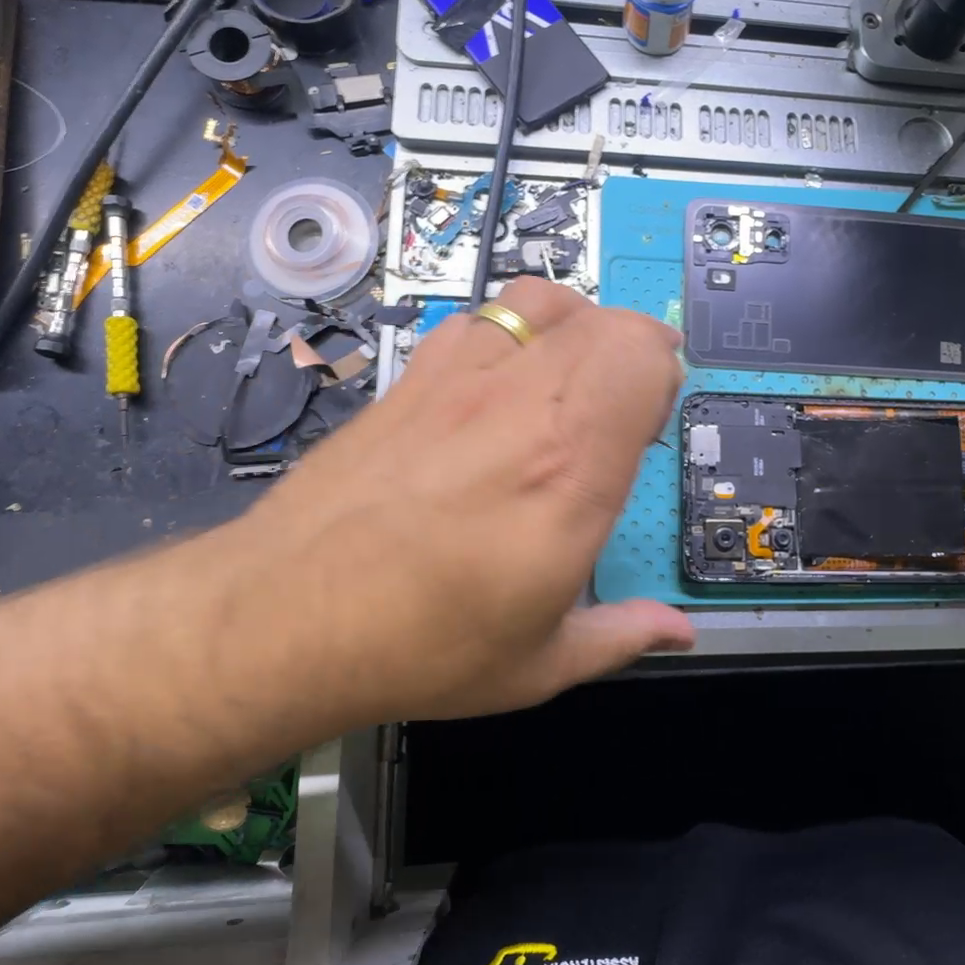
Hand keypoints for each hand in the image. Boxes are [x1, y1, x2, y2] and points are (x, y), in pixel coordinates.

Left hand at [228, 279, 692, 723]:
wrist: (284, 618)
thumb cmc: (424, 646)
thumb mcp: (541, 664)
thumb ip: (623, 635)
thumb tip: (680, 631)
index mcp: (572, 472)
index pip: (645, 360)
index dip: (665, 378)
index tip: (652, 425)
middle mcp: (524, 407)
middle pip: (607, 323)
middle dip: (638, 352)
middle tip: (623, 410)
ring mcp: (462, 382)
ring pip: (544, 300)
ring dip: (579, 328)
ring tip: (571, 378)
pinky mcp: (412, 379)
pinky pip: (480, 316)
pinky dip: (514, 328)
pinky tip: (503, 379)